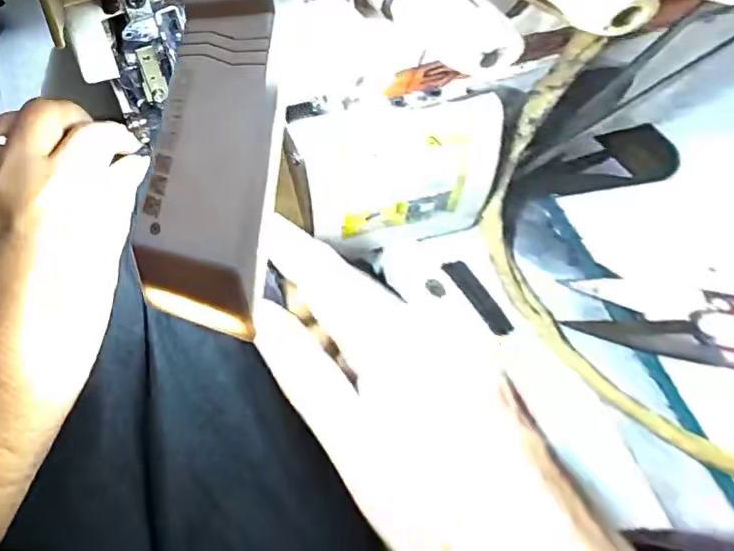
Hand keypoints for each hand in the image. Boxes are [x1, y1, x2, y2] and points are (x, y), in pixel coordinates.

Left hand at [0, 99, 149, 415]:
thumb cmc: (63, 327)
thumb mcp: (101, 262)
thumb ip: (111, 202)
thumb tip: (125, 166)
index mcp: (58, 187)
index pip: (93, 135)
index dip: (117, 137)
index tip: (127, 148)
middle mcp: (12, 170)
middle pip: (43, 111)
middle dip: (74, 119)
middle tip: (92, 143)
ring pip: (6, 123)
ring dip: (34, 128)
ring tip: (55, 154)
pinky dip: (1, 150)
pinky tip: (17, 175)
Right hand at [254, 218, 622, 550]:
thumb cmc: (448, 512)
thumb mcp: (349, 440)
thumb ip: (298, 365)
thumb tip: (261, 313)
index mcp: (397, 339)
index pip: (320, 268)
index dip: (279, 239)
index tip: (252, 221)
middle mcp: (438, 331)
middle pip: (349, 282)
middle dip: (303, 282)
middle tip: (268, 298)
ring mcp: (466, 348)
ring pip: (378, 304)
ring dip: (336, 312)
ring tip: (317, 352)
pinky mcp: (481, 369)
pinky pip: (407, 326)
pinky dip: (370, 333)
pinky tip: (363, 373)